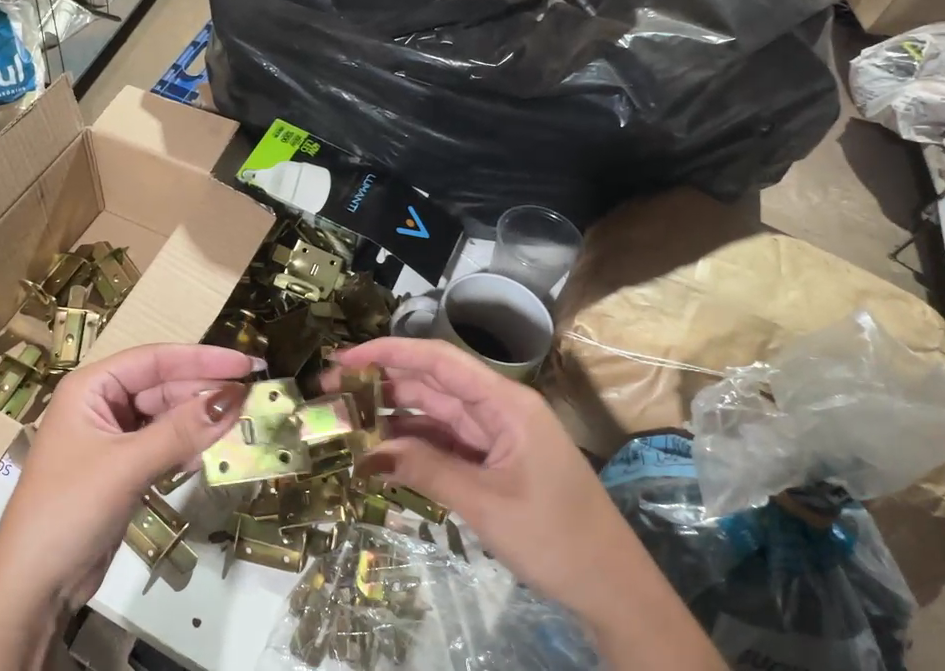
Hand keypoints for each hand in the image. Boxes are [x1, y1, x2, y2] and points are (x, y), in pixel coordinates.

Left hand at [0, 343, 253, 611]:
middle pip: (162, 386)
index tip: (245, 364)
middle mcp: (100, 405)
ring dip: (199, 421)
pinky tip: (212, 453)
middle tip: (253, 398)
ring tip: (243, 423)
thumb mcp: (126, 465)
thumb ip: (180, 431)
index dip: (201, 358)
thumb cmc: (69, 509)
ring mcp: (111, 439)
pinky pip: (162, 446)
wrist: (34, 584)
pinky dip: (187, 447)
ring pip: (165, 418)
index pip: (154, 359)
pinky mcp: (121, 470)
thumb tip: (233, 397)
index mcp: (90, 387)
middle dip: (204, 391)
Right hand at [331, 338, 721, 670]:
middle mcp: (499, 410)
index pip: (439, 360)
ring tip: (344, 421)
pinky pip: (445, 443)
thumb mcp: (485, 504)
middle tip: (330, 394)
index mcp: (506, 403)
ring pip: (434, 413)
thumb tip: (367, 452)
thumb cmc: (556, 539)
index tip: (343, 360)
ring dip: (392, 416)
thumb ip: (424, 469)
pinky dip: (412, 445)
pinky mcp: (494, 463)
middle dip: (380, 383)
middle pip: (431, 383)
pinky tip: (378, 451)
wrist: (615, 591)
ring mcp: (496, 437)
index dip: (388, 353)